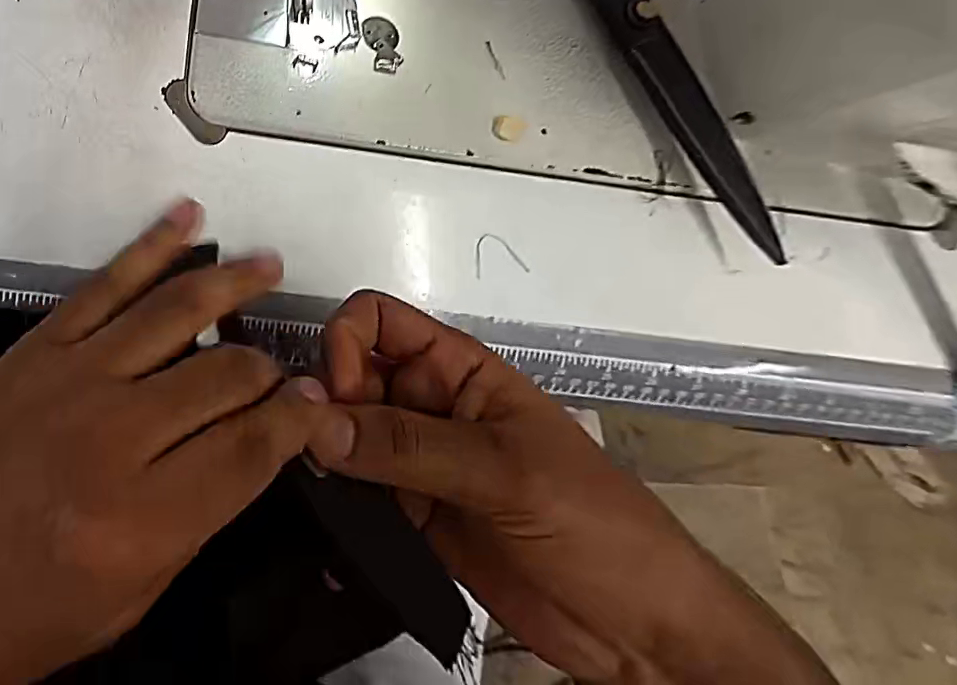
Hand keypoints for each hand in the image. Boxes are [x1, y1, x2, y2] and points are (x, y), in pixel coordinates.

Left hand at [0, 201, 332, 684]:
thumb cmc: (6, 618)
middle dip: (268, 368)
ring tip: (268, 265)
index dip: (297, 424)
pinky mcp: (38, 347)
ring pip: (175, 313)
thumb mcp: (121, 603)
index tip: (317, 407)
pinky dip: (151, 247)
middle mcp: (112, 436)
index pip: (252, 452)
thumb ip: (192, 522)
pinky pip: (107, 284)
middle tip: (287, 363)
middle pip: (223, 377)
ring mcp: (73, 377)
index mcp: (140, 521)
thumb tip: (245, 457)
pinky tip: (185, 222)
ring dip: (231, 284)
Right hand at [307, 291, 834, 684]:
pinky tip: (328, 502)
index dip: (349, 344)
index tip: (344, 394)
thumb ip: (408, 446)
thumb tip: (320, 423)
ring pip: (341, 424)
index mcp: (455, 368)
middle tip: (316, 443)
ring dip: (322, 443)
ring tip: (318, 475)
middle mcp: (424, 401)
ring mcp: (412, 453)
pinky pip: (349, 476)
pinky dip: (330, 483)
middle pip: (347, 371)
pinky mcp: (403, 501)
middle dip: (325, 400)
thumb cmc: (600, 528)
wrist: (640, 636)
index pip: (376, 321)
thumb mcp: (506, 474)